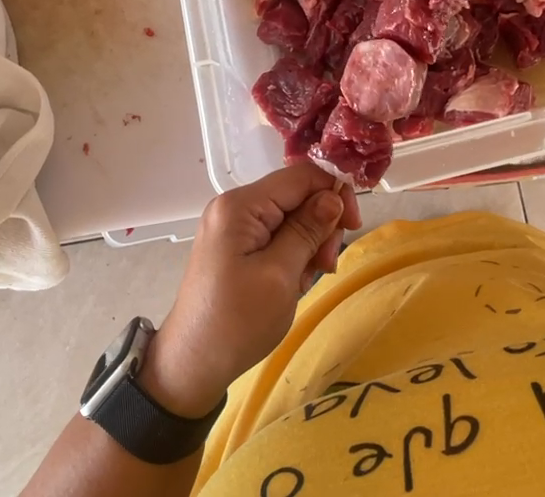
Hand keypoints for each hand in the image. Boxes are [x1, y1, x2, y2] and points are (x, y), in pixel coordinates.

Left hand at [139, 163, 362, 416]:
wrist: (191, 367)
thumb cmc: (236, 323)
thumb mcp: (280, 275)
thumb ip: (308, 229)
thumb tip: (334, 195)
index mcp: (241, 205)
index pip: (302, 176)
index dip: (334, 191)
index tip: (353, 225)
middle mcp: (235, 206)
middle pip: (297, 195)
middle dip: (321, 225)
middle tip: (326, 265)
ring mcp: (234, 226)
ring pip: (292, 216)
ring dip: (310, 244)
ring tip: (306, 280)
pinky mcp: (236, 246)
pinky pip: (277, 235)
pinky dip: (294, 255)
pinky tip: (294, 281)